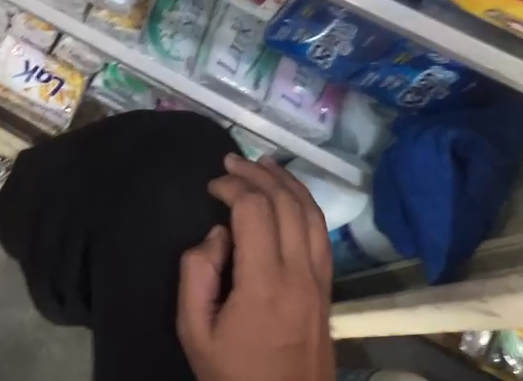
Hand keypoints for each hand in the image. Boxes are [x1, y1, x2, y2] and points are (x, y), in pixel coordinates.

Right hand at [178, 154, 334, 380]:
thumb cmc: (232, 377)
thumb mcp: (195, 331)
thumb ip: (197, 273)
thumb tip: (217, 235)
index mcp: (264, 284)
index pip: (254, 210)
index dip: (232, 187)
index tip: (211, 186)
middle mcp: (299, 275)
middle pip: (285, 203)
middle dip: (257, 175)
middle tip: (230, 163)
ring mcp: (319, 283)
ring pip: (311, 214)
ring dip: (286, 182)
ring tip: (262, 165)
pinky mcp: (328, 293)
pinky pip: (322, 235)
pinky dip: (306, 205)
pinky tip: (289, 195)